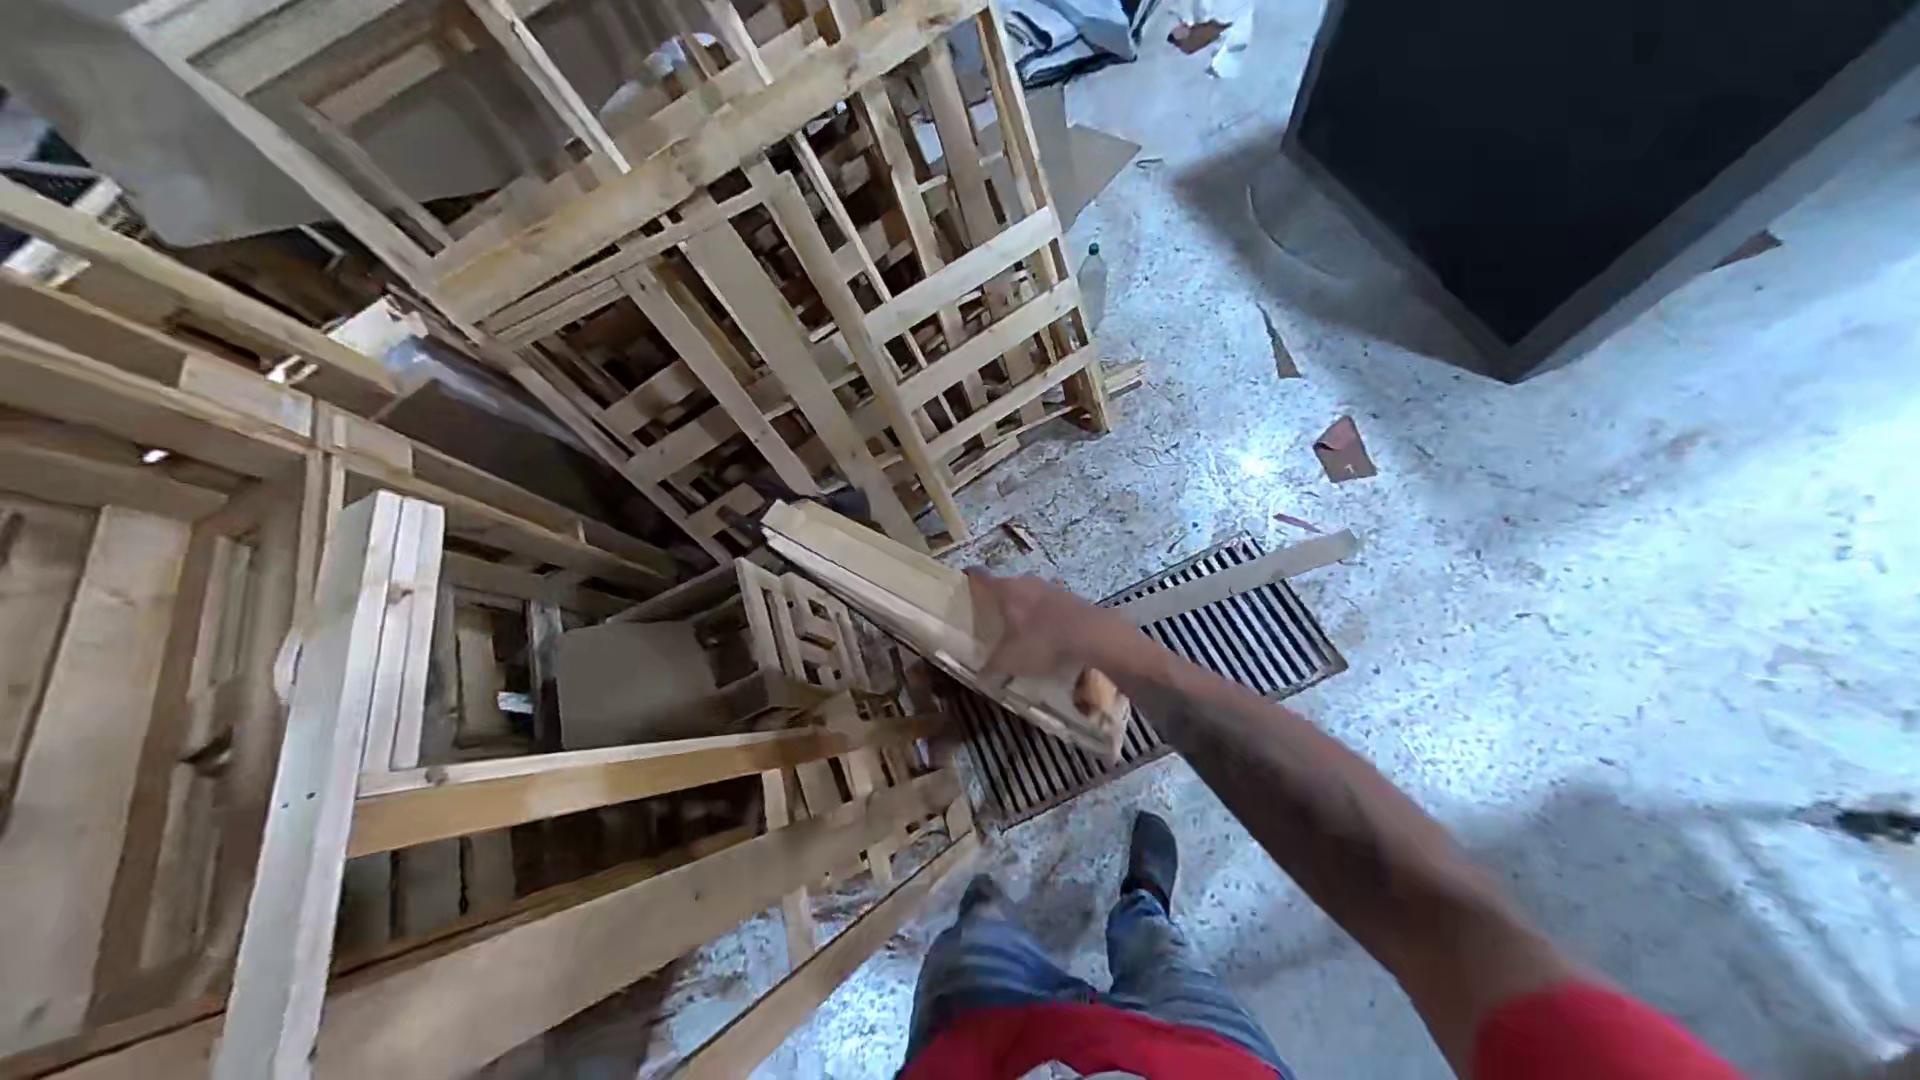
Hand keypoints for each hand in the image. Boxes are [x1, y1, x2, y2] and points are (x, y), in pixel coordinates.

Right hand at [964, 567, 1161, 684]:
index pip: (980, 576)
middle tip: (993, 617)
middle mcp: (1027, 582)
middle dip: (1000, 599)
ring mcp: (1052, 588)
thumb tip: (980, 676)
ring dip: (1026, 608)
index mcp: (1006, 590)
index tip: (964, 580)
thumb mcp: (1009, 661)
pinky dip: (1047, 616)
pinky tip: (1050, 635)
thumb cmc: (1041, 642)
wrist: (1092, 636)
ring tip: (1022, 629)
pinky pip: (1052, 605)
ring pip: (1031, 594)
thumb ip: (991, 667)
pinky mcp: (1072, 598)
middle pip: (1007, 585)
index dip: (970, 577)